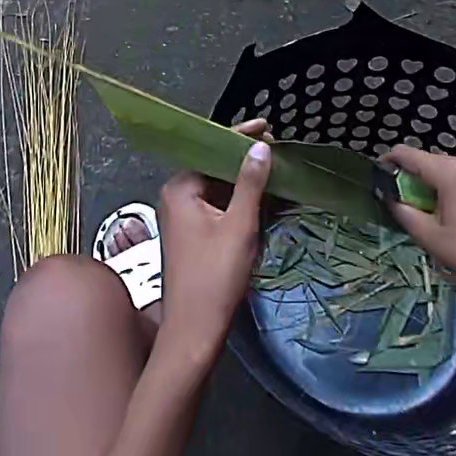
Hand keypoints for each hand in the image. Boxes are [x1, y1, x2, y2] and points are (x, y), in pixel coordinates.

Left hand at [153, 138, 271, 369]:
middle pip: (215, 169)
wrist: (195, 328)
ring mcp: (183, 217)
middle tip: (279, 152)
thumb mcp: (239, 225)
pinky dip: (241, 204)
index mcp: (180, 189)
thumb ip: (251, 183)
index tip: (267, 127)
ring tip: (279, 173)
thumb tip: (260, 147)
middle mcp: (176, 198)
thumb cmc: (215, 275)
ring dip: (247, 184)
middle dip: (246, 162)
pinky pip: (219, 208)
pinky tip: (266, 201)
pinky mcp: (193, 235)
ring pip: (219, 190)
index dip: (239, 137)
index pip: (211, 151)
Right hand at [384, 146, 455, 318]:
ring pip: (451, 172)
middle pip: (431, 162)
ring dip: (435, 186)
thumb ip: (403, 212)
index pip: (408, 154)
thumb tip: (391, 199)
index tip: (380, 178)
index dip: (389, 162)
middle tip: (405, 204)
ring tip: (432, 214)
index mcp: (451, 172)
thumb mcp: (429, 237)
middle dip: (414, 179)